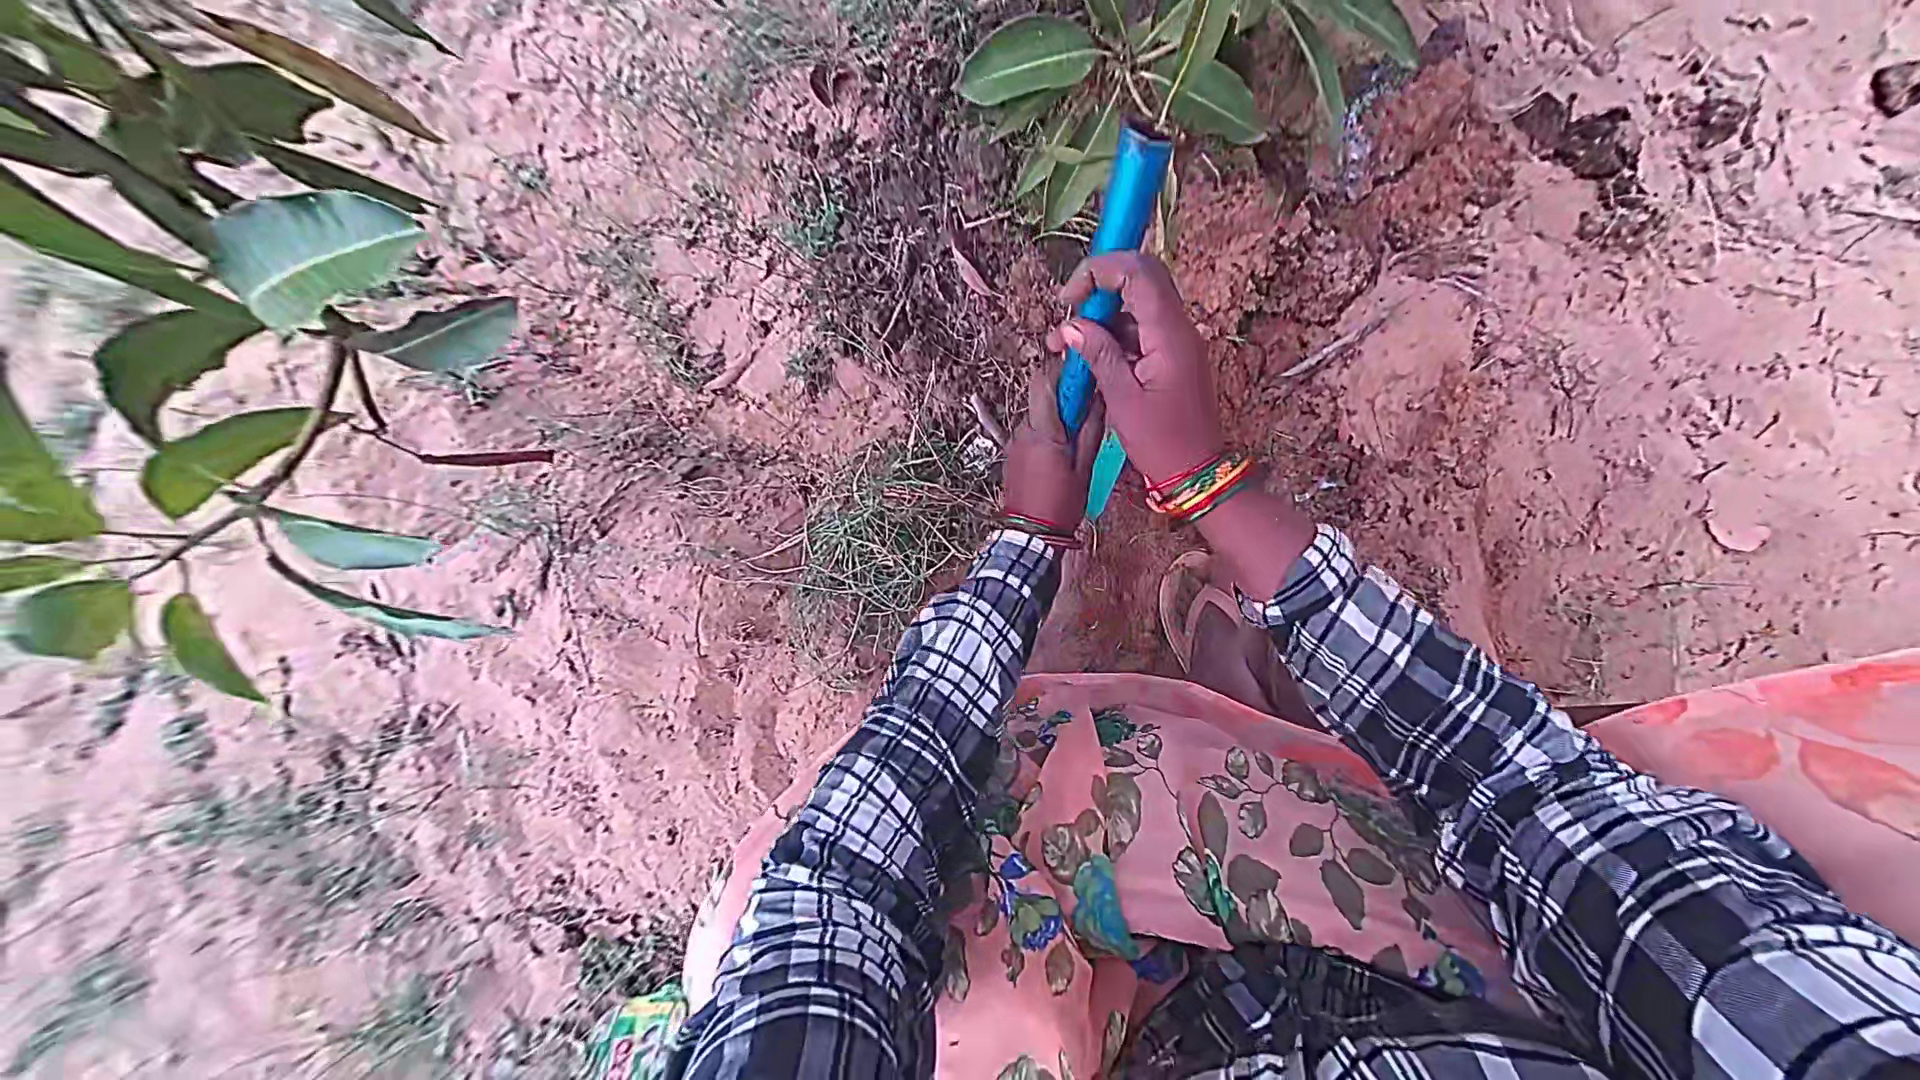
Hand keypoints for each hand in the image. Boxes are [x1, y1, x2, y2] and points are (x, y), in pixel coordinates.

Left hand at [1003, 361, 1105, 529]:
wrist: (1031, 533)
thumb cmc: (1060, 504)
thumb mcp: (1084, 466)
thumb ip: (1091, 429)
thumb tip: (1099, 399)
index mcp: (1043, 431)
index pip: (1045, 382)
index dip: (1064, 369)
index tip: (1084, 368)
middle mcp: (1023, 431)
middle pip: (1041, 396)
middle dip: (1065, 396)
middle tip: (1088, 407)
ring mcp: (1014, 442)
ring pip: (1038, 415)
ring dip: (1056, 417)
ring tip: (1076, 436)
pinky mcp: (1012, 452)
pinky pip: (1031, 432)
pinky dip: (1046, 432)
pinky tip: (1060, 450)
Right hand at [1045, 253, 1223, 485]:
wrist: (1196, 471)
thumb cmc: (1160, 442)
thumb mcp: (1122, 399)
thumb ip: (1099, 355)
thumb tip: (1071, 326)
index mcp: (1169, 335)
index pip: (1138, 274)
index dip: (1099, 272)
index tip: (1068, 298)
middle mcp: (1179, 329)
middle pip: (1142, 278)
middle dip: (1100, 286)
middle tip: (1069, 310)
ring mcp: (1177, 341)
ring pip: (1138, 305)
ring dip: (1102, 316)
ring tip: (1067, 344)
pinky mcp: (1172, 356)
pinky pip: (1141, 330)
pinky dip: (1113, 336)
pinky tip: (1089, 357)